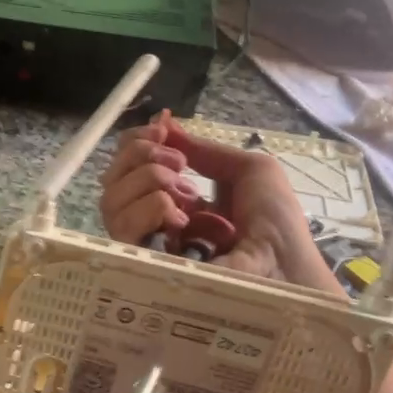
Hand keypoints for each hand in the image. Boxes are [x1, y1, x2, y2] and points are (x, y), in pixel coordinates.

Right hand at [98, 110, 337, 292]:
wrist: (281, 264)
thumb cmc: (274, 223)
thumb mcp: (249, 169)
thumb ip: (205, 150)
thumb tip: (166, 125)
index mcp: (175, 204)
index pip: (130, 172)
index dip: (136, 146)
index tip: (160, 131)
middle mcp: (152, 225)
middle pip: (111, 185)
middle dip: (140, 158)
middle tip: (178, 165)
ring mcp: (143, 248)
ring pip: (110, 205)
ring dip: (147, 181)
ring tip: (184, 194)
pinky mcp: (138, 267)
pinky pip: (121, 229)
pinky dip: (151, 209)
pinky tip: (180, 218)